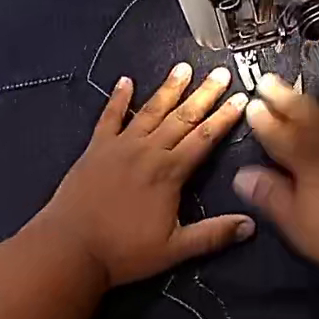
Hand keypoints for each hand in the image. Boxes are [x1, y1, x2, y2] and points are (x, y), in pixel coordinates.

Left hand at [36, 62, 253, 286]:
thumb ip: (213, 235)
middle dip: (205, 94)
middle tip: (220, 72)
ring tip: (183, 67)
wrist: (68, 249)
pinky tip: (125, 81)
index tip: (241, 98)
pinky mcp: (96, 149)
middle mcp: (148, 151)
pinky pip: (109, 117)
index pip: (204, 137)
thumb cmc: (123, 251)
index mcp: (170, 172)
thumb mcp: (175, 249)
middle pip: (182, 117)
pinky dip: (118, 98)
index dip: (225, 117)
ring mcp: (120, 146)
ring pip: (151, 111)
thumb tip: (250, 225)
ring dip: (169, 88)